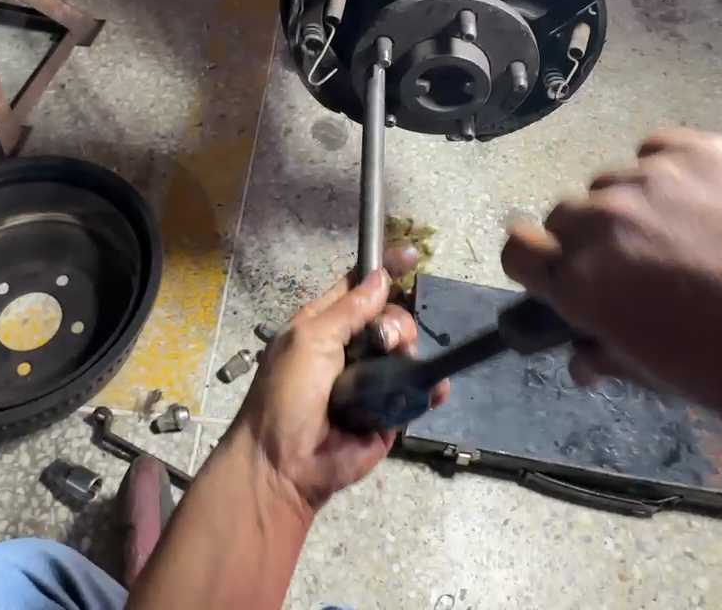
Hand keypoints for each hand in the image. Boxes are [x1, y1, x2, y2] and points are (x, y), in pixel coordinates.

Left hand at [226, 247, 446, 514]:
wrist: (284, 464)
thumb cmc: (286, 393)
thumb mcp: (309, 339)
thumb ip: (349, 309)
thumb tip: (380, 277)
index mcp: (323, 324)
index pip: (359, 287)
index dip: (383, 271)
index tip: (411, 258)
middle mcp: (350, 349)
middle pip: (389, 318)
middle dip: (396, 322)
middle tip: (388, 340)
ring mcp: (371, 382)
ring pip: (406, 352)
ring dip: (409, 353)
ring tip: (400, 365)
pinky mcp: (388, 414)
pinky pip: (415, 393)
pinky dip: (430, 387)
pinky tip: (437, 385)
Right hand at [502, 128, 721, 454]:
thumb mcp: (662, 379)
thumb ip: (605, 356)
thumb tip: (582, 357)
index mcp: (581, 282)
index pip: (516, 248)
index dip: (534, 262)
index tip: (555, 269)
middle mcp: (603, 223)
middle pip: (565, 215)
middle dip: (589, 240)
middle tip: (639, 266)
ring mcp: (651, 181)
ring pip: (613, 184)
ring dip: (633, 207)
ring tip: (688, 237)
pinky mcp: (700, 151)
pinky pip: (658, 152)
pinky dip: (670, 174)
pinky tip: (710, 205)